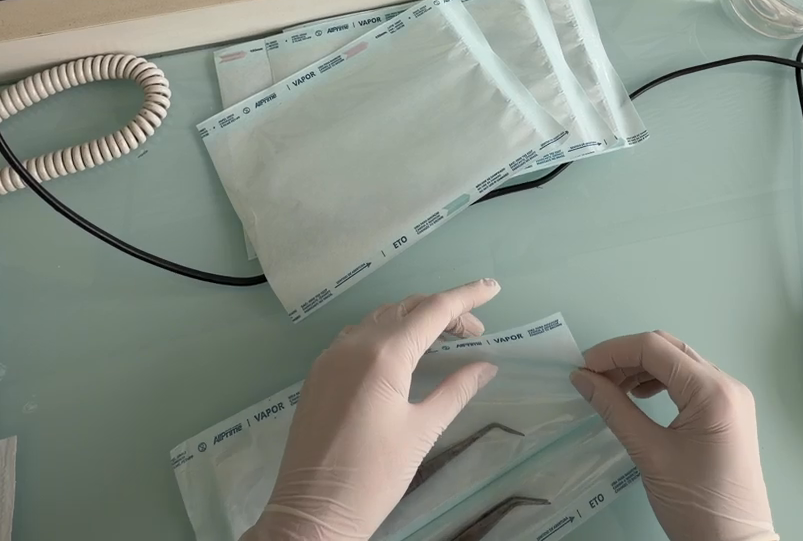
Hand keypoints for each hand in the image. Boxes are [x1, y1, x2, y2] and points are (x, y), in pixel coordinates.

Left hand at [246, 280, 502, 540]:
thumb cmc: (373, 477)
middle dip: (444, 311)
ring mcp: (333, 353)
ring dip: (414, 318)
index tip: (492, 287)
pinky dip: (387, 331)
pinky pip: (359, 333)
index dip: (466, 296)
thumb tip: (487, 366)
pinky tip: (401, 352)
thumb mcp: (421, 432)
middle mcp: (356, 342)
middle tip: (474, 331)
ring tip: (442, 338)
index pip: (434, 310)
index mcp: (385, 354)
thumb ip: (456, 391)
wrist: (310, 515)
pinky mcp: (320, 369)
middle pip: (408, 307)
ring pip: (382, 317)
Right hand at [570, 331, 775, 540]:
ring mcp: (731, 397)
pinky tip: (640, 396)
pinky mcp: (728, 411)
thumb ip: (614, 408)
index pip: (655, 349)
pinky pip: (689, 380)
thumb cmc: (695, 505)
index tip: (584, 367)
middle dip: (626, 357)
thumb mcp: (650, 454)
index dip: (615, 351)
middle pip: (668, 349)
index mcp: (712, 391)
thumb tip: (582, 378)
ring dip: (642, 368)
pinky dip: (660, 381)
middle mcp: (727, 384)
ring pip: (678, 361)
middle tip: (595, 376)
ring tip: (613, 388)